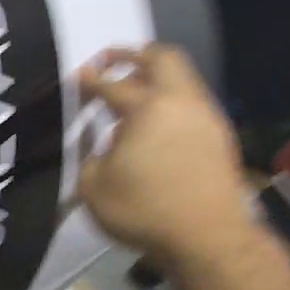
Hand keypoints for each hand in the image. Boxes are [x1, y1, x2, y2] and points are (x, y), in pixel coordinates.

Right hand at [78, 44, 255, 266]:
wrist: (204, 235)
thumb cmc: (140, 208)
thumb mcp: (92, 184)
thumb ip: (89, 152)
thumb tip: (95, 138)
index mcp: (147, 109)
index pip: (112, 84)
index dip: (89, 79)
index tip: (73, 77)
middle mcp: (181, 102)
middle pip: (162, 59)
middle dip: (132, 55)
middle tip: (107, 62)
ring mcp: (205, 117)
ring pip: (181, 78)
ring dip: (153, 76)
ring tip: (127, 92)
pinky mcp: (216, 135)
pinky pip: (188, 102)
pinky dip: (166, 99)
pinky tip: (148, 122)